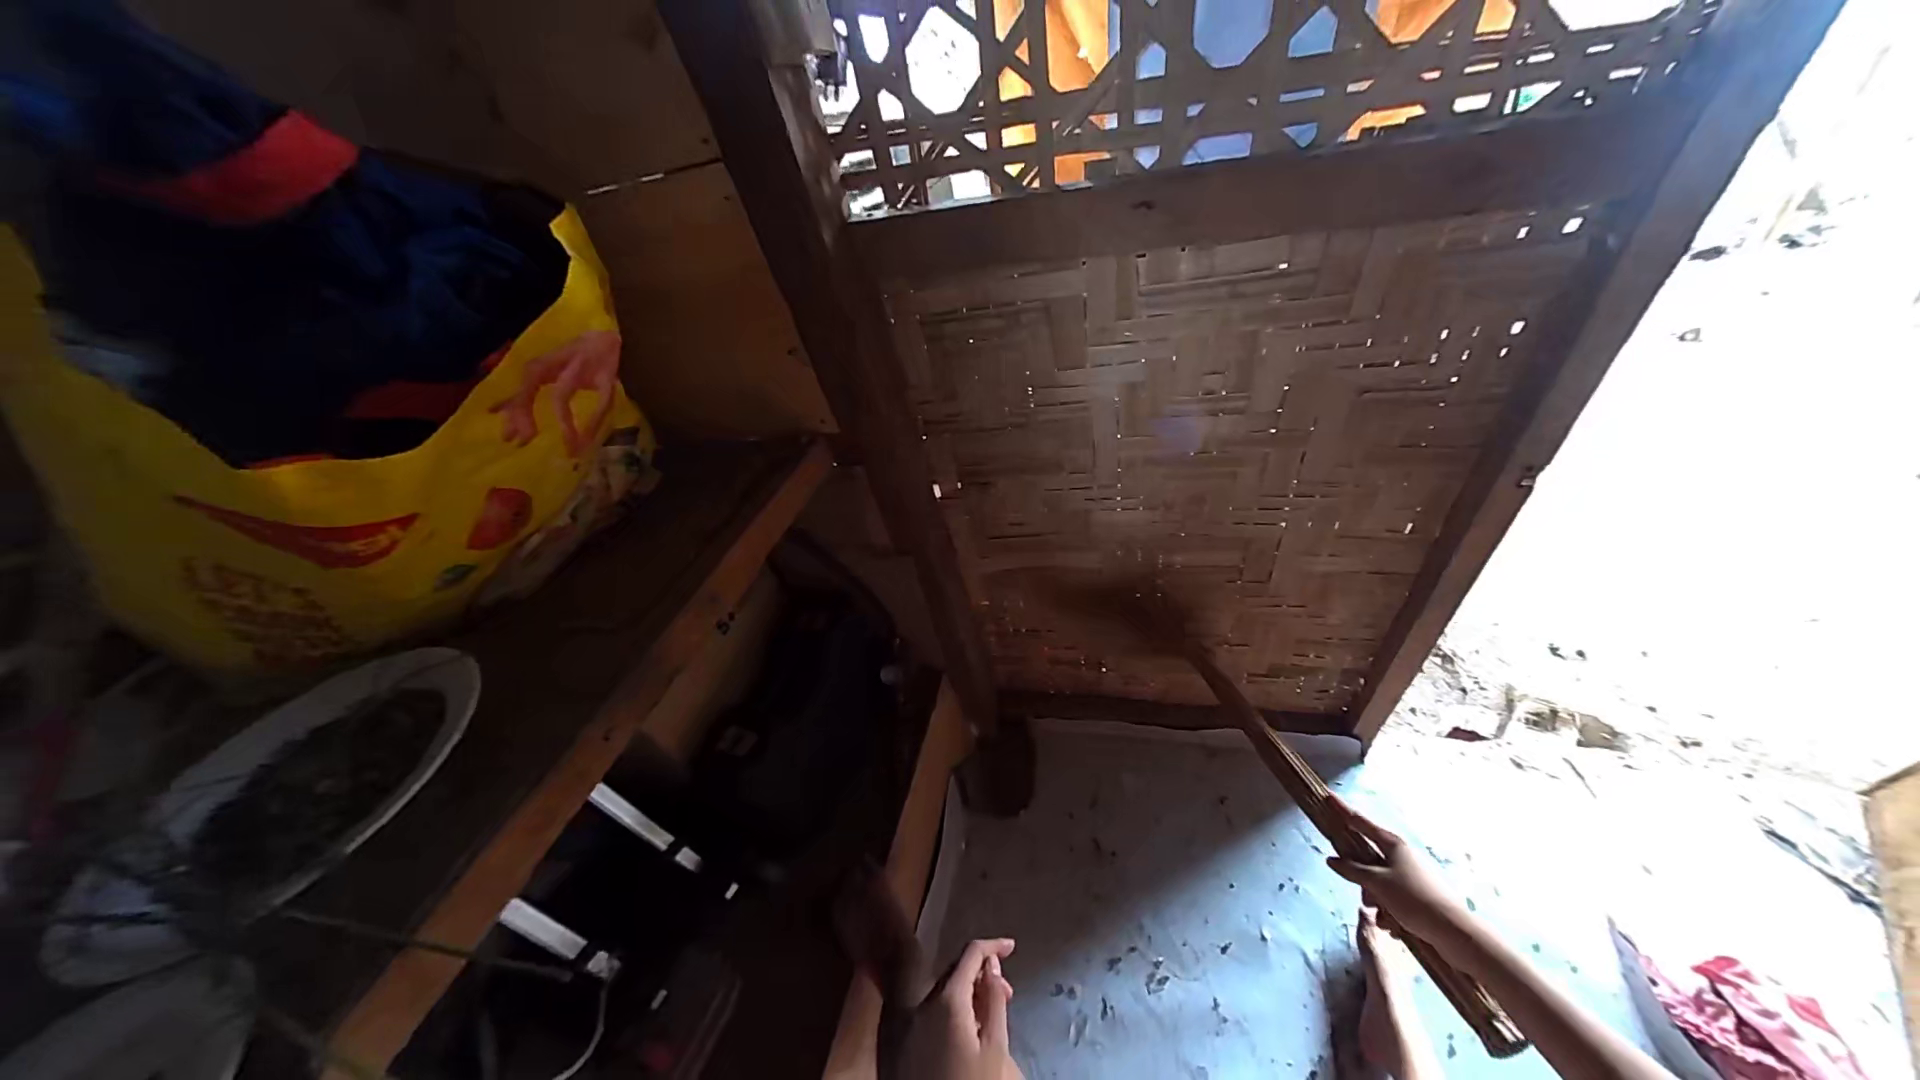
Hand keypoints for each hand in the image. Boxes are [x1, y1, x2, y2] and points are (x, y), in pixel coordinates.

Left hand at [902, 938, 1022, 1079]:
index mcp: (946, 1001)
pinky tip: (960, 1031)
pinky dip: (942, 1010)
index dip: (992, 946)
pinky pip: (922, 1012)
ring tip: (986, 1015)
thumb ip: (993, 1001)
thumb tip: (992, 965)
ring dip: (962, 994)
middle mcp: (918, 1004)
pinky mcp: (892, 1044)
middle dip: (979, 975)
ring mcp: (901, 1023)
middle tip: (1005, 993)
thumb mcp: (994, 1051)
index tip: (1011, 947)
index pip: (970, 955)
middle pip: (952, 974)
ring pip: (936, 994)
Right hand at [1324, 796, 1470, 948]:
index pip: (1360, 822)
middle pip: (1367, 858)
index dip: (1343, 810)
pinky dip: (1389, 911)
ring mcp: (1411, 874)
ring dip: (1376, 900)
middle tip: (1365, 898)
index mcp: (1392, 844)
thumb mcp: (1376, 883)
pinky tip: (1395, 926)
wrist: (1454, 932)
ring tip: (1384, 918)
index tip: (1328, 797)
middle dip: (1362, 881)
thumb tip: (1332, 859)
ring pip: (1378, 881)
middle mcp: (1401, 855)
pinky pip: (1392, 897)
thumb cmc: (1412, 899)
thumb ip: (1351, 869)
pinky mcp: (1417, 894)